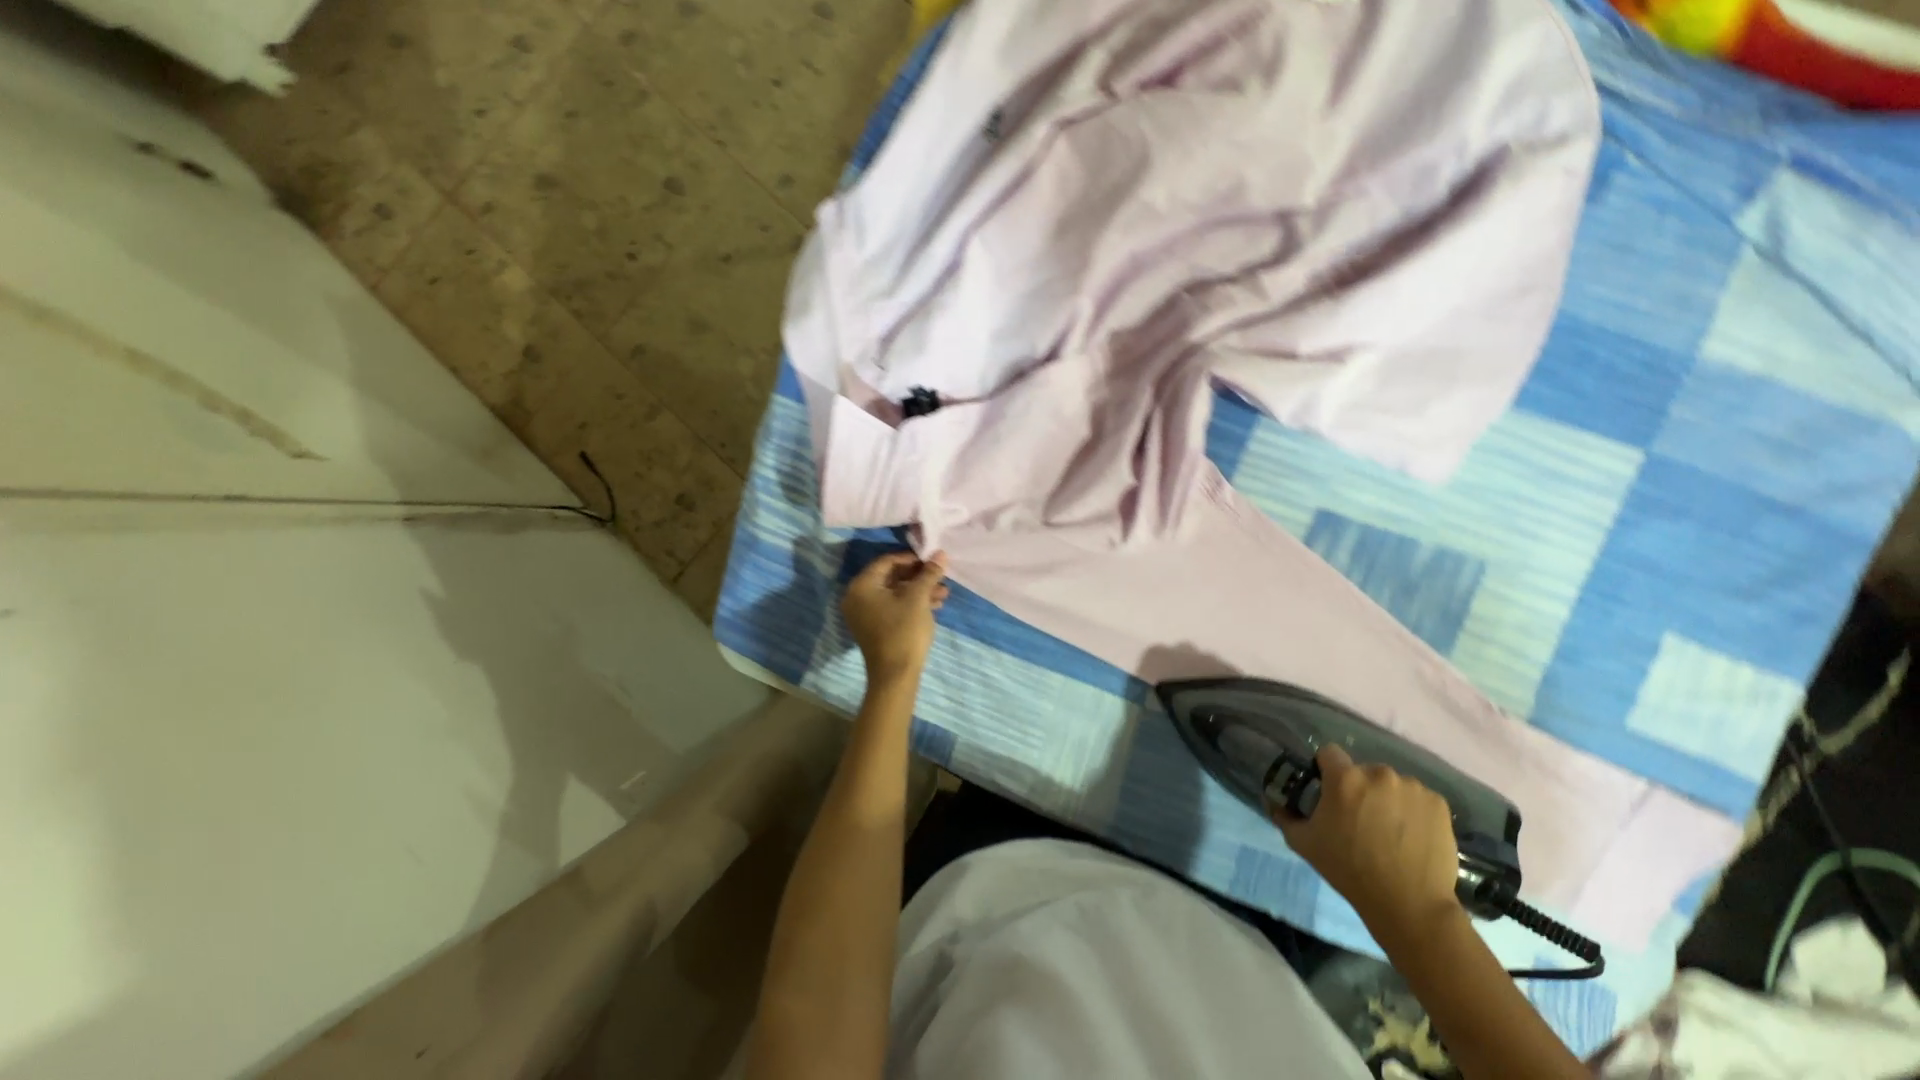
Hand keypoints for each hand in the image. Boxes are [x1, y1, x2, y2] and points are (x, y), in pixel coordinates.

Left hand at [841, 551, 948, 686]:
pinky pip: (893, 607)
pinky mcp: (875, 627)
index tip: (932, 559)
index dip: (911, 558)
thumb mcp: (918, 598)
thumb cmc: (904, 631)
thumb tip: (941, 554)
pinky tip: (936, 605)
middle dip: (918, 576)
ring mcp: (865, 614)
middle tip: (940, 576)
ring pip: (895, 593)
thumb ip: (929, 573)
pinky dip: (912, 604)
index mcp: (861, 586)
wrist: (896, 675)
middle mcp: (857, 597)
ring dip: (919, 590)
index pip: (887, 561)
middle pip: (891, 577)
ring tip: (944, 592)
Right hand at [1274, 745, 1462, 945]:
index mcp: (1345, 778)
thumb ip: (1286, 816)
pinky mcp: (1438, 804)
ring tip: (1390, 832)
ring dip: (1388, 800)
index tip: (1328, 792)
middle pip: (1363, 771)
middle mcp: (1380, 774)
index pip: (1329, 753)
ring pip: (1393, 785)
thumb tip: (1275, 802)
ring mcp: (1413, 787)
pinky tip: (1411, 837)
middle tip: (1360, 820)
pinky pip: (1419, 799)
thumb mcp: (1304, 844)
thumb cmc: (1349, 870)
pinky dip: (1413, 812)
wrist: (1408, 903)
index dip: (1326, 770)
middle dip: (1359, 789)